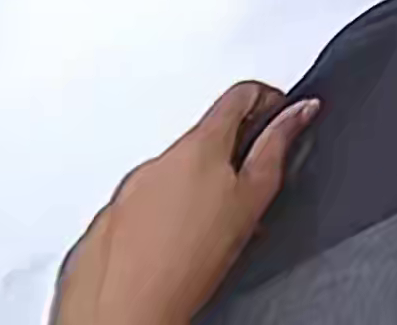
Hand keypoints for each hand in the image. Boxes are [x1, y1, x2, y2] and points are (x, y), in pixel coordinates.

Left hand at [52, 82, 320, 324]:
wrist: (119, 321)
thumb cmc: (189, 261)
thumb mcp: (256, 193)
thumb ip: (279, 142)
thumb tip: (300, 109)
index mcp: (197, 146)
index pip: (239, 94)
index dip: (268, 98)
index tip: (279, 116)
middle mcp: (154, 164)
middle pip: (204, 136)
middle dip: (231, 151)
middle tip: (248, 184)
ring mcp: (119, 198)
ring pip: (170, 173)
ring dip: (194, 185)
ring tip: (210, 224)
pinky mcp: (96, 231)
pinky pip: (137, 208)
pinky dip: (160, 216)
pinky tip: (173, 245)